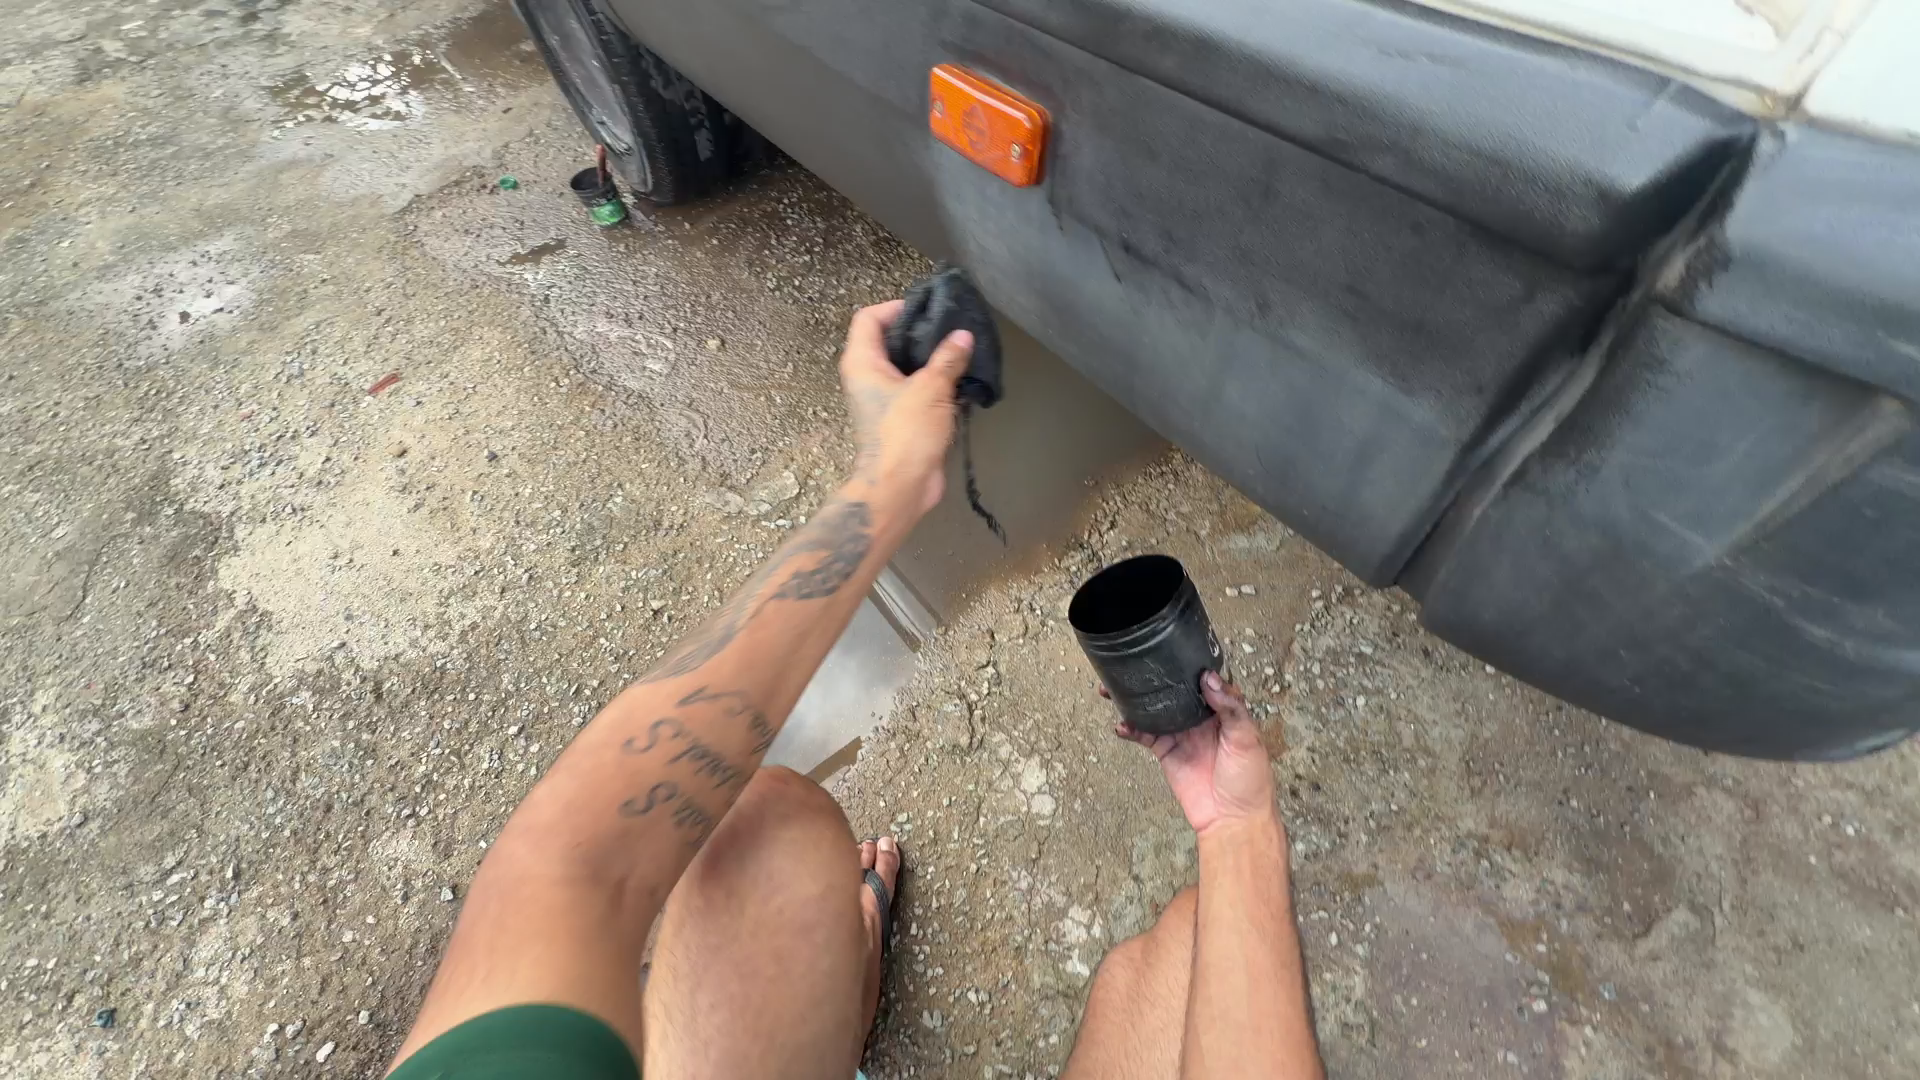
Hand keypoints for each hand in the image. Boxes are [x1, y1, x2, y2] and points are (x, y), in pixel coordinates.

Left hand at [838, 300, 973, 515]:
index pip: (869, 318)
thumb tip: (963, 336)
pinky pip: (920, 393)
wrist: (901, 487)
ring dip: (933, 362)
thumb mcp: (930, 388)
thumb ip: (947, 358)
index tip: (928, 309)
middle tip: (953, 328)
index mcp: (863, 363)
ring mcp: (885, 401)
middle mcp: (869, 379)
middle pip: (891, 342)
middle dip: (922, 334)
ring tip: (963, 351)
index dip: (896, 307)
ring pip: (908, 369)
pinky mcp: (903, 421)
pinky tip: (964, 381)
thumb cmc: (905, 433)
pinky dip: (938, 386)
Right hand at [1109, 672, 1275, 836]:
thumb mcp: (1248, 740)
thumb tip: (1208, 678)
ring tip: (1110, 690)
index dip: (1187, 666)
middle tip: (1130, 665)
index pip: (1203, 681)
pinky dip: (1130, 729)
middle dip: (1152, 679)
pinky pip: (1144, 736)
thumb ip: (1230, 708)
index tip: (1169, 650)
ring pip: (1153, 709)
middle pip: (1171, 691)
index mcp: (1222, 710)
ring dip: (1133, 700)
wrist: (1234, 820)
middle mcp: (1199, 718)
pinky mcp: (1166, 751)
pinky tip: (1121, 726)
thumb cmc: (1250, 781)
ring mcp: (1180, 734)